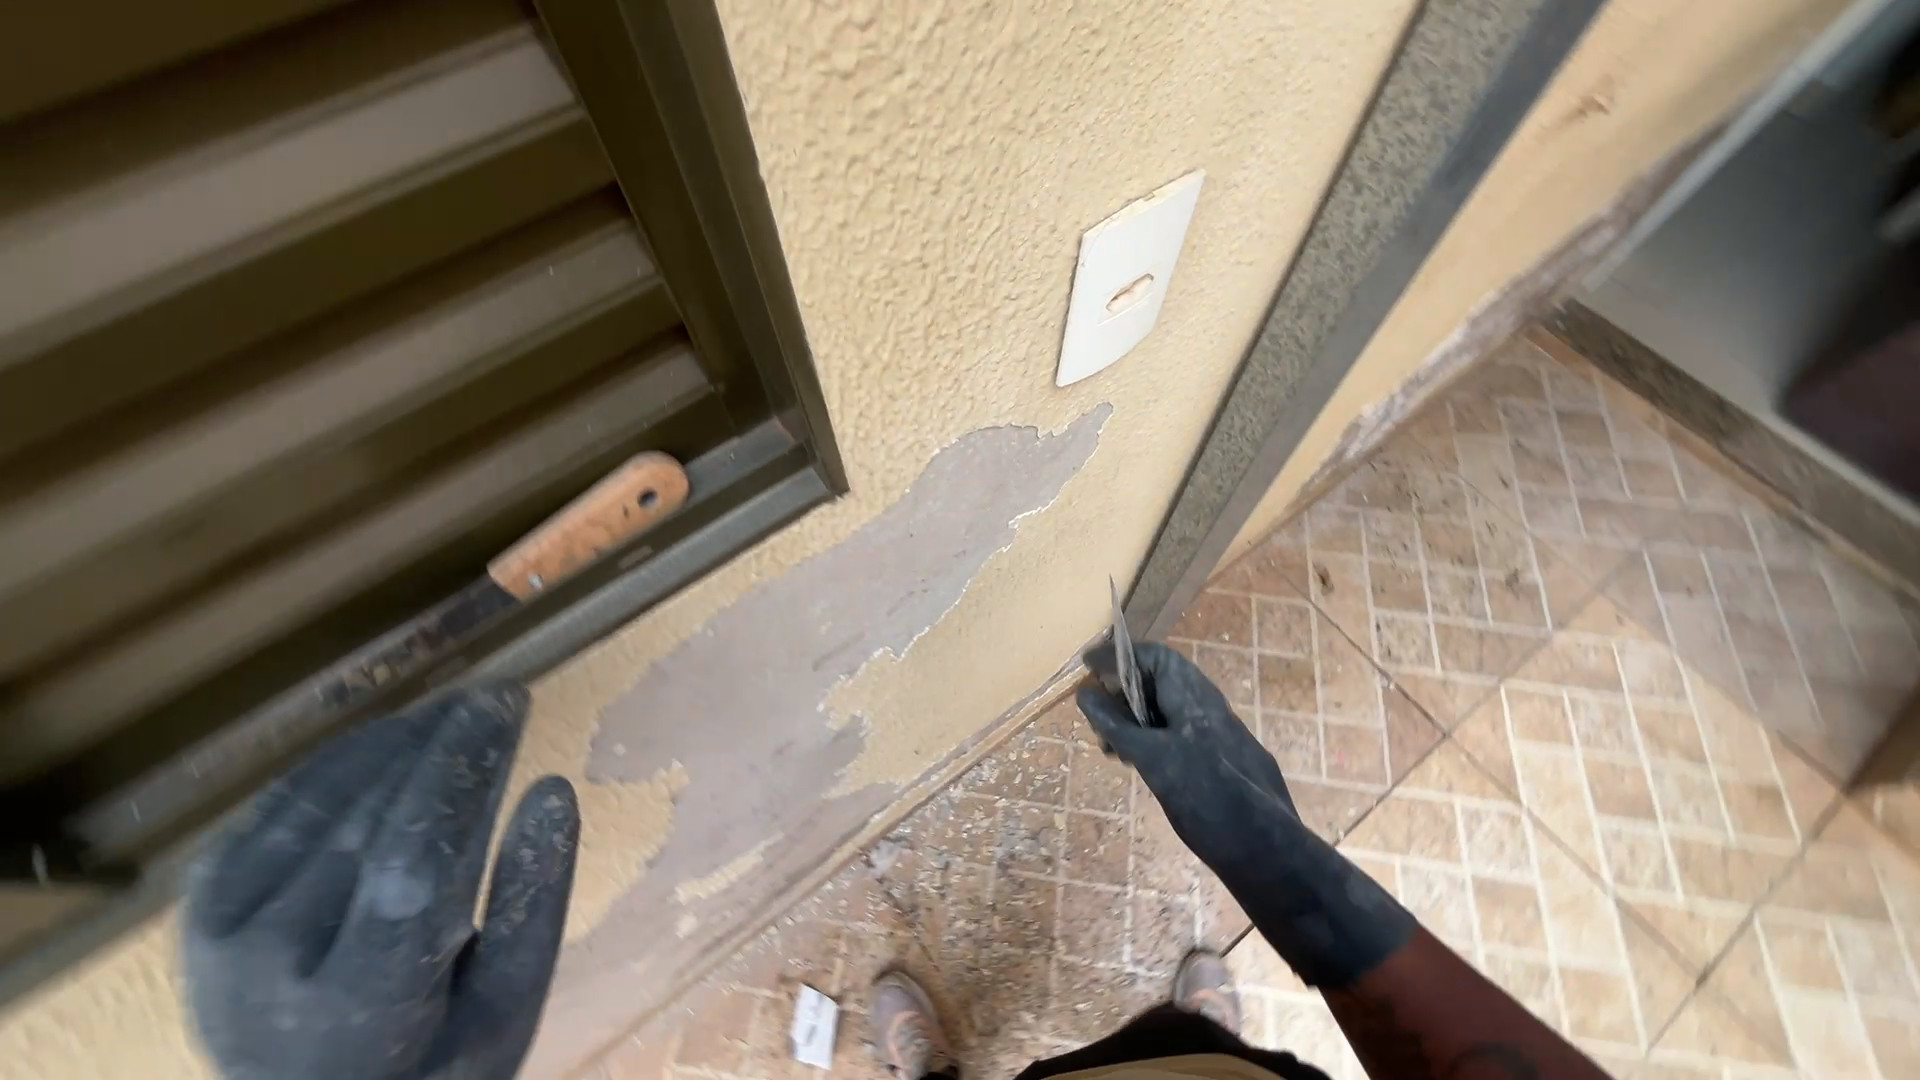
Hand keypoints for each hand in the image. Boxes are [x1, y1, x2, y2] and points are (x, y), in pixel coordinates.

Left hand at [182, 682, 579, 1079]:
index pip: (414, 858)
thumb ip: (535, 898)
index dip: (463, 767)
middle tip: (500, 695)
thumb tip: (551, 788)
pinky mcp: (200, 908)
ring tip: (458, 708)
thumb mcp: (513, 1000)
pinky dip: (345, 758)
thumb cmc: (439, 1055)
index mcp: (360, 1001)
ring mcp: (220, 935)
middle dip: (444, 741)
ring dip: (400, 738)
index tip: (509, 702)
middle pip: (371, 817)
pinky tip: (394, 735)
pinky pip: (283, 803)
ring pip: (325, 798)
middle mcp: (268, 967)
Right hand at [1077, 642, 1410, 987]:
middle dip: (1123, 694)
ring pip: (1168, 714)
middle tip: (1095, 720)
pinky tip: (1139, 768)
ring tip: (1111, 750)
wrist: (1268, 855)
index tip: (1087, 666)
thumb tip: (1085, 693)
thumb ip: (1116, 725)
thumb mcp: (1152, 759)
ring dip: (1135, 722)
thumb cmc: (1206, 798)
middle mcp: (1209, 709)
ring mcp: (1219, 737)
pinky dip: (1152, 743)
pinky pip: (1180, 738)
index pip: (1156, 656)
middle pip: (1160, 683)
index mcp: (1195, 698)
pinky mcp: (1222, 764)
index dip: (1120, 656)